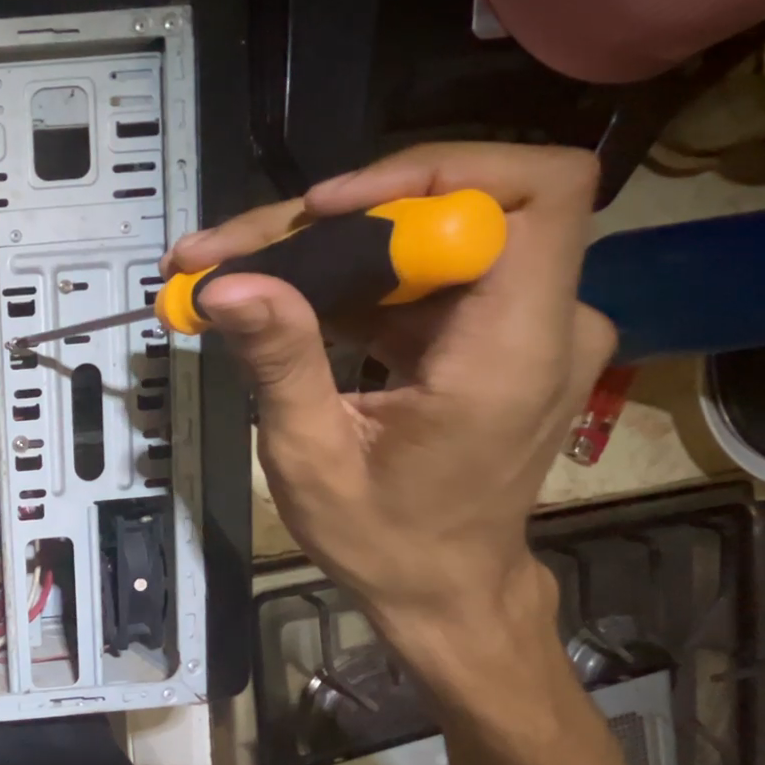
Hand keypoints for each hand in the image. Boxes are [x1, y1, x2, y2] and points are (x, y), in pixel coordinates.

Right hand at [165, 144, 614, 645]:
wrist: (443, 589)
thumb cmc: (382, 538)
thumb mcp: (312, 456)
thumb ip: (280, 362)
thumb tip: (225, 287)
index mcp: (511, 351)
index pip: (532, 195)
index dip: (429, 174)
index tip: (324, 208)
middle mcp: (540, 320)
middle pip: (453, 212)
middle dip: (333, 220)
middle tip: (225, 250)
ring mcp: (518, 327)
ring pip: (424, 243)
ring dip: (325, 250)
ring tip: (230, 271)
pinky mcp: (487, 338)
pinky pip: (418, 281)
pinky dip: (343, 282)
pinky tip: (274, 302)